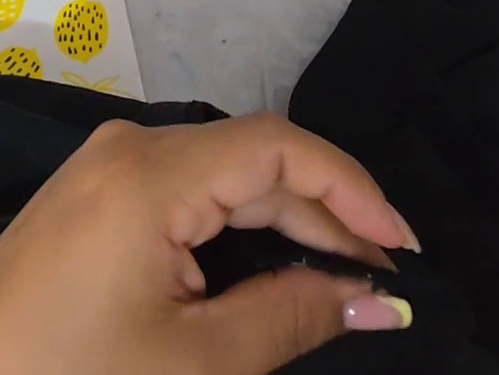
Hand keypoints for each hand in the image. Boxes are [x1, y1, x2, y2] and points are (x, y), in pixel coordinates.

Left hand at [0, 113, 420, 374]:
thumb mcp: (197, 361)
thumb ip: (291, 315)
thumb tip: (375, 299)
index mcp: (150, 170)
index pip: (274, 145)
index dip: (348, 185)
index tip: (402, 245)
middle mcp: (129, 145)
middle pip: (247, 159)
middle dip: (319, 210)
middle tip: (380, 275)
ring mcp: (107, 162)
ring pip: (218, 173)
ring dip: (279, 217)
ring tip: (340, 271)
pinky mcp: (96, 188)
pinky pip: (183, 188)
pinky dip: (232, 222)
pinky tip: (268, 259)